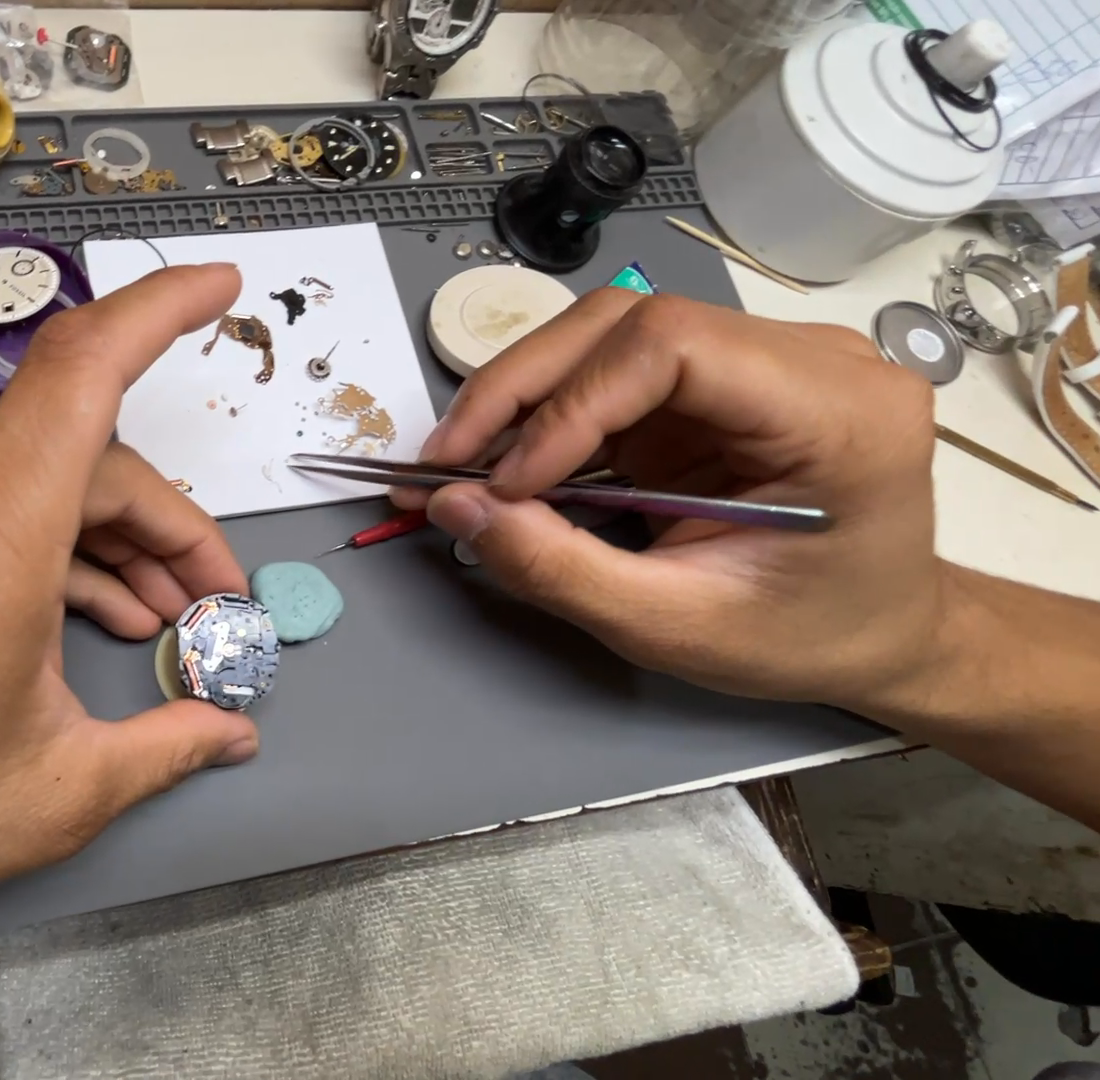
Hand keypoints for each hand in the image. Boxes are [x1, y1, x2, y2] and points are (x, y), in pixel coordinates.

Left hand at [0, 264, 256, 947]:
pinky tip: (86, 619)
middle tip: (214, 606)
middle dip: (169, 528)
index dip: (161, 310)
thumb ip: (166, 749)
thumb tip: (231, 735)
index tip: (220, 285)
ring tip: (160, 622)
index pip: (84, 370)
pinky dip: (52, 558)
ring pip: (41, 491)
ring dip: (112, 546)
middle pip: (90, 462)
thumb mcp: (54, 793)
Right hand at [401, 289, 946, 709]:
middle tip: (441, 462)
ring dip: (510, 396)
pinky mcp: (692, 387)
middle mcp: (796, 360)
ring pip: (594, 335)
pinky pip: (592, 373)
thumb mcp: (669, 624)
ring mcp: (741, 362)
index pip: (672, 346)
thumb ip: (557, 568)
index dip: (569, 405)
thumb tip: (451, 506)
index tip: (508, 486)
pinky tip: (493, 457)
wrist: (866, 630)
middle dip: (514, 389)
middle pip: (619, 322)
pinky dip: (528, 414)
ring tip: (455, 462)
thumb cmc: (796, 636)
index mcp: (834, 413)